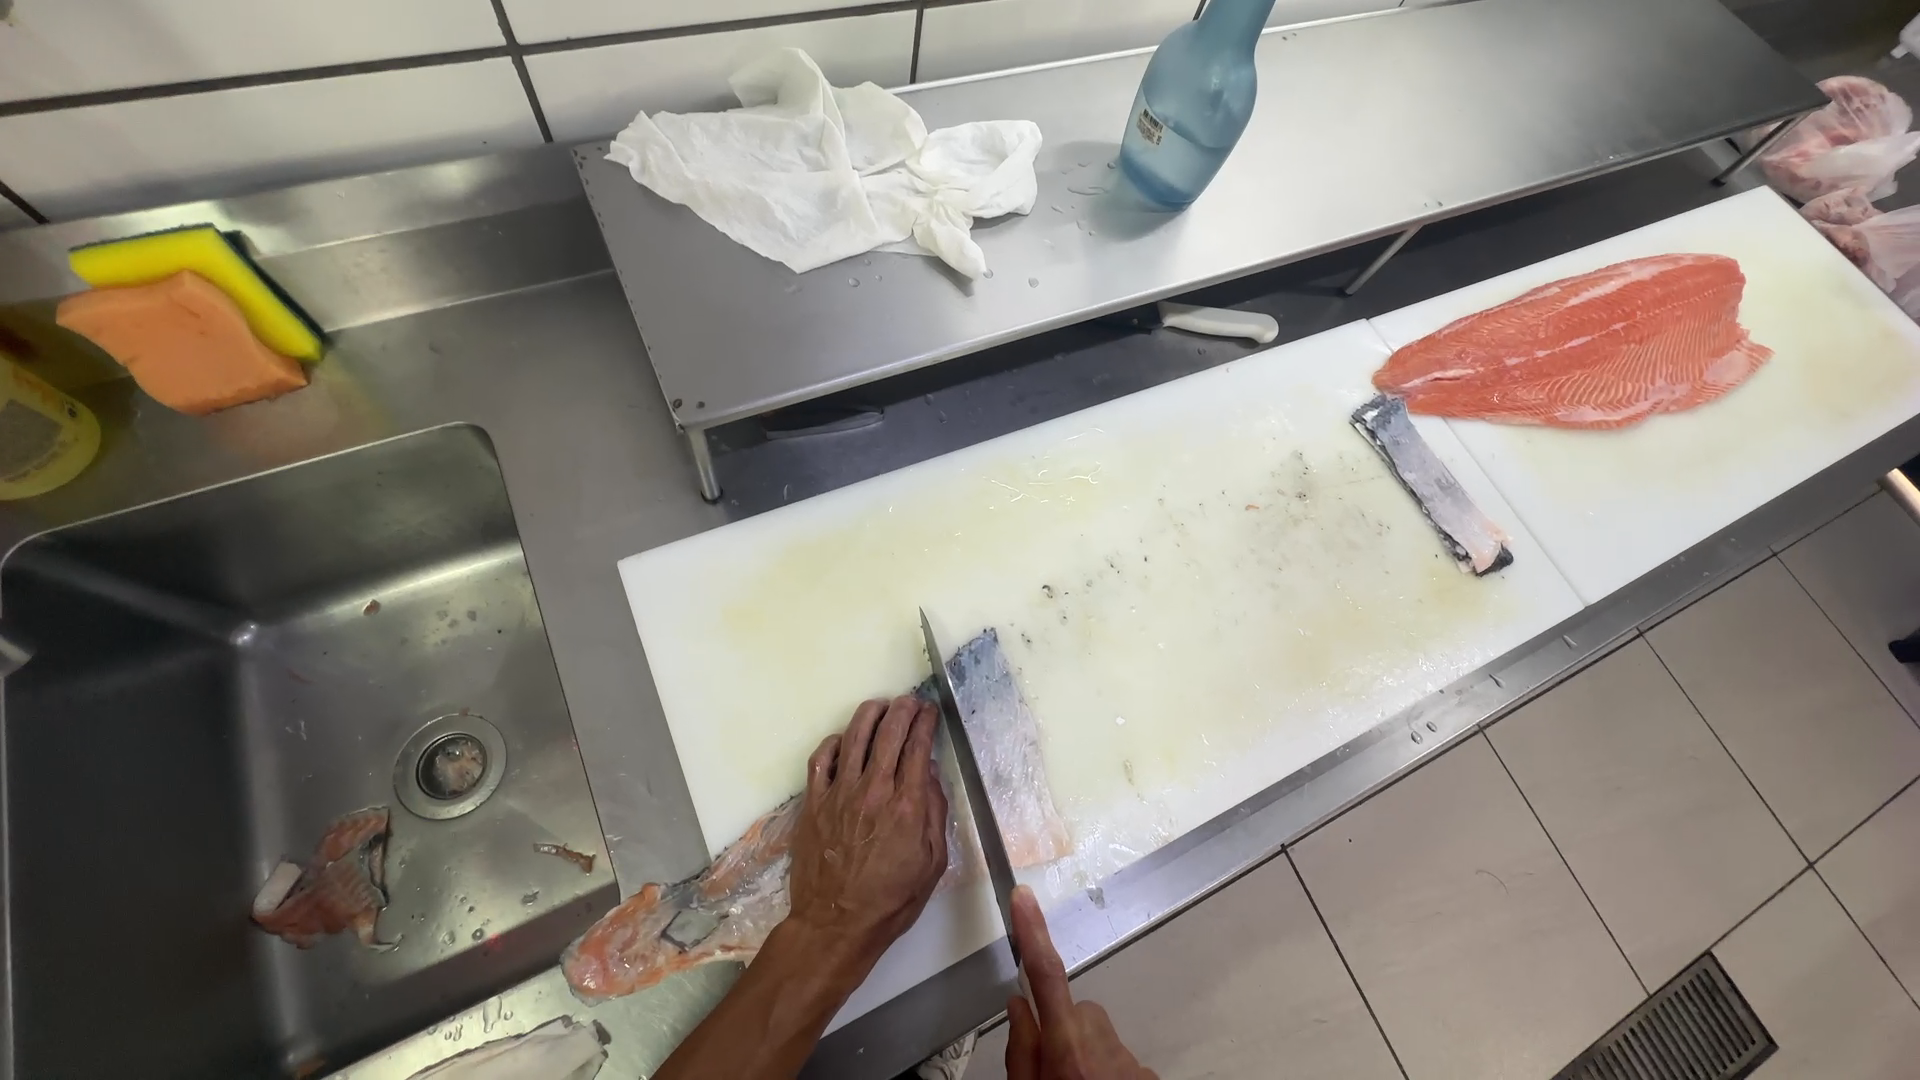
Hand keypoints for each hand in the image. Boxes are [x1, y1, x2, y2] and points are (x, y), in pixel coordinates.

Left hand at [788, 696, 949, 968]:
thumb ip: (933, 812)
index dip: (925, 722)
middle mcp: (873, 789)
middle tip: (909, 702)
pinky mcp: (814, 801)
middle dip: (903, 709)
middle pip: (889, 731)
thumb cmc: (891, 900)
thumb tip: (928, 772)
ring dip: (870, 714)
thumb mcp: (932, 862)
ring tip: (880, 707)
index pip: (918, 746)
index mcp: (906, 805)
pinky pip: (821, 758)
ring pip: (854, 735)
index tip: (930, 711)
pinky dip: (835, 742)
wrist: (836, 924)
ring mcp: (839, 793)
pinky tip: (844, 739)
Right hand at [1006, 885, 1155, 1079]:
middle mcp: (1103, 1043)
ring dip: (1085, 1054)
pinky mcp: (1149, 1074)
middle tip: (1052, 1071)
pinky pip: (1119, 1057)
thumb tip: (1019, 1006)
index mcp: (1067, 1048)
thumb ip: (1021, 1052)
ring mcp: (1131, 1059)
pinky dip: (1106, 1070)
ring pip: (1098, 1035)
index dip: (1033, 932)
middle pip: (1077, 1011)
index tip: (1023, 895)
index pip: (1046, 975)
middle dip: (1062, 1030)